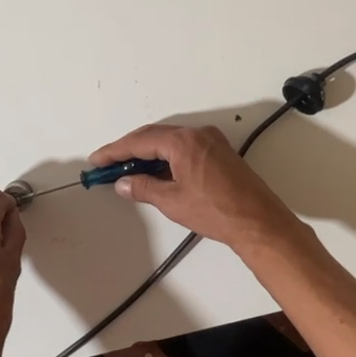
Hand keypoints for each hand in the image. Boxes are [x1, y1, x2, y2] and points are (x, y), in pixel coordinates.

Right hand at [89, 124, 304, 250]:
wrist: (259, 223)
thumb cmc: (216, 212)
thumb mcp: (172, 201)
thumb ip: (143, 188)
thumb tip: (122, 183)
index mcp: (183, 142)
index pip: (139, 141)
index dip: (114, 151)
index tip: (96, 160)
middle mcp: (197, 134)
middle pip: (153, 136)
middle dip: (128, 150)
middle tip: (107, 164)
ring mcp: (211, 141)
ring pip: (169, 140)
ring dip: (147, 153)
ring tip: (126, 169)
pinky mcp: (219, 152)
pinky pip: (184, 146)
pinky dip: (165, 156)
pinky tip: (154, 171)